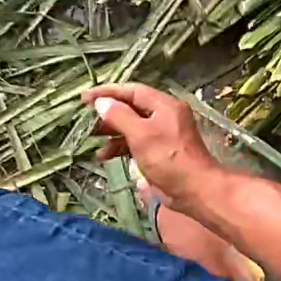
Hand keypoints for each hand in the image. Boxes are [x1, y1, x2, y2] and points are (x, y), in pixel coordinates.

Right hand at [81, 83, 225, 206]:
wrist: (195, 190)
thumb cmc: (169, 159)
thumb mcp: (141, 135)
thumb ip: (120, 116)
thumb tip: (101, 103)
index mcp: (164, 105)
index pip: (131, 91)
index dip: (107, 92)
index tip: (85, 98)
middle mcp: (164, 116)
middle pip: (131, 108)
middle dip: (108, 113)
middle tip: (86, 120)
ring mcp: (163, 134)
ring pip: (132, 126)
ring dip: (112, 132)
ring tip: (92, 139)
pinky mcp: (160, 152)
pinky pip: (136, 143)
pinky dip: (121, 147)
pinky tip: (105, 156)